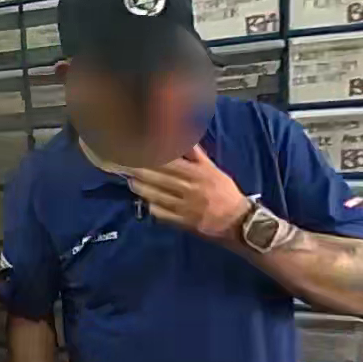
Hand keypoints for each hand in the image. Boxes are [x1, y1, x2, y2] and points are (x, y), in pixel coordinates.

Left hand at [124, 145, 252, 242]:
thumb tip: (184, 139)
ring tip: (131, 182)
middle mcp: (189, 188)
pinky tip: (144, 202)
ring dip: (142, 188)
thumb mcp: (212, 169)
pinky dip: (153, 207)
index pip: (169, 162)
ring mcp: (185, 206)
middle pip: (159, 178)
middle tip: (124, 165)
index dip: (151, 157)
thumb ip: (196, 155)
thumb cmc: (224, 192)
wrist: (238, 222)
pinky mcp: (183, 222)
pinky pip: (163, 214)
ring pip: (158, 195)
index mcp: (197, 173)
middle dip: (140, 171)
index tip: (137, 151)